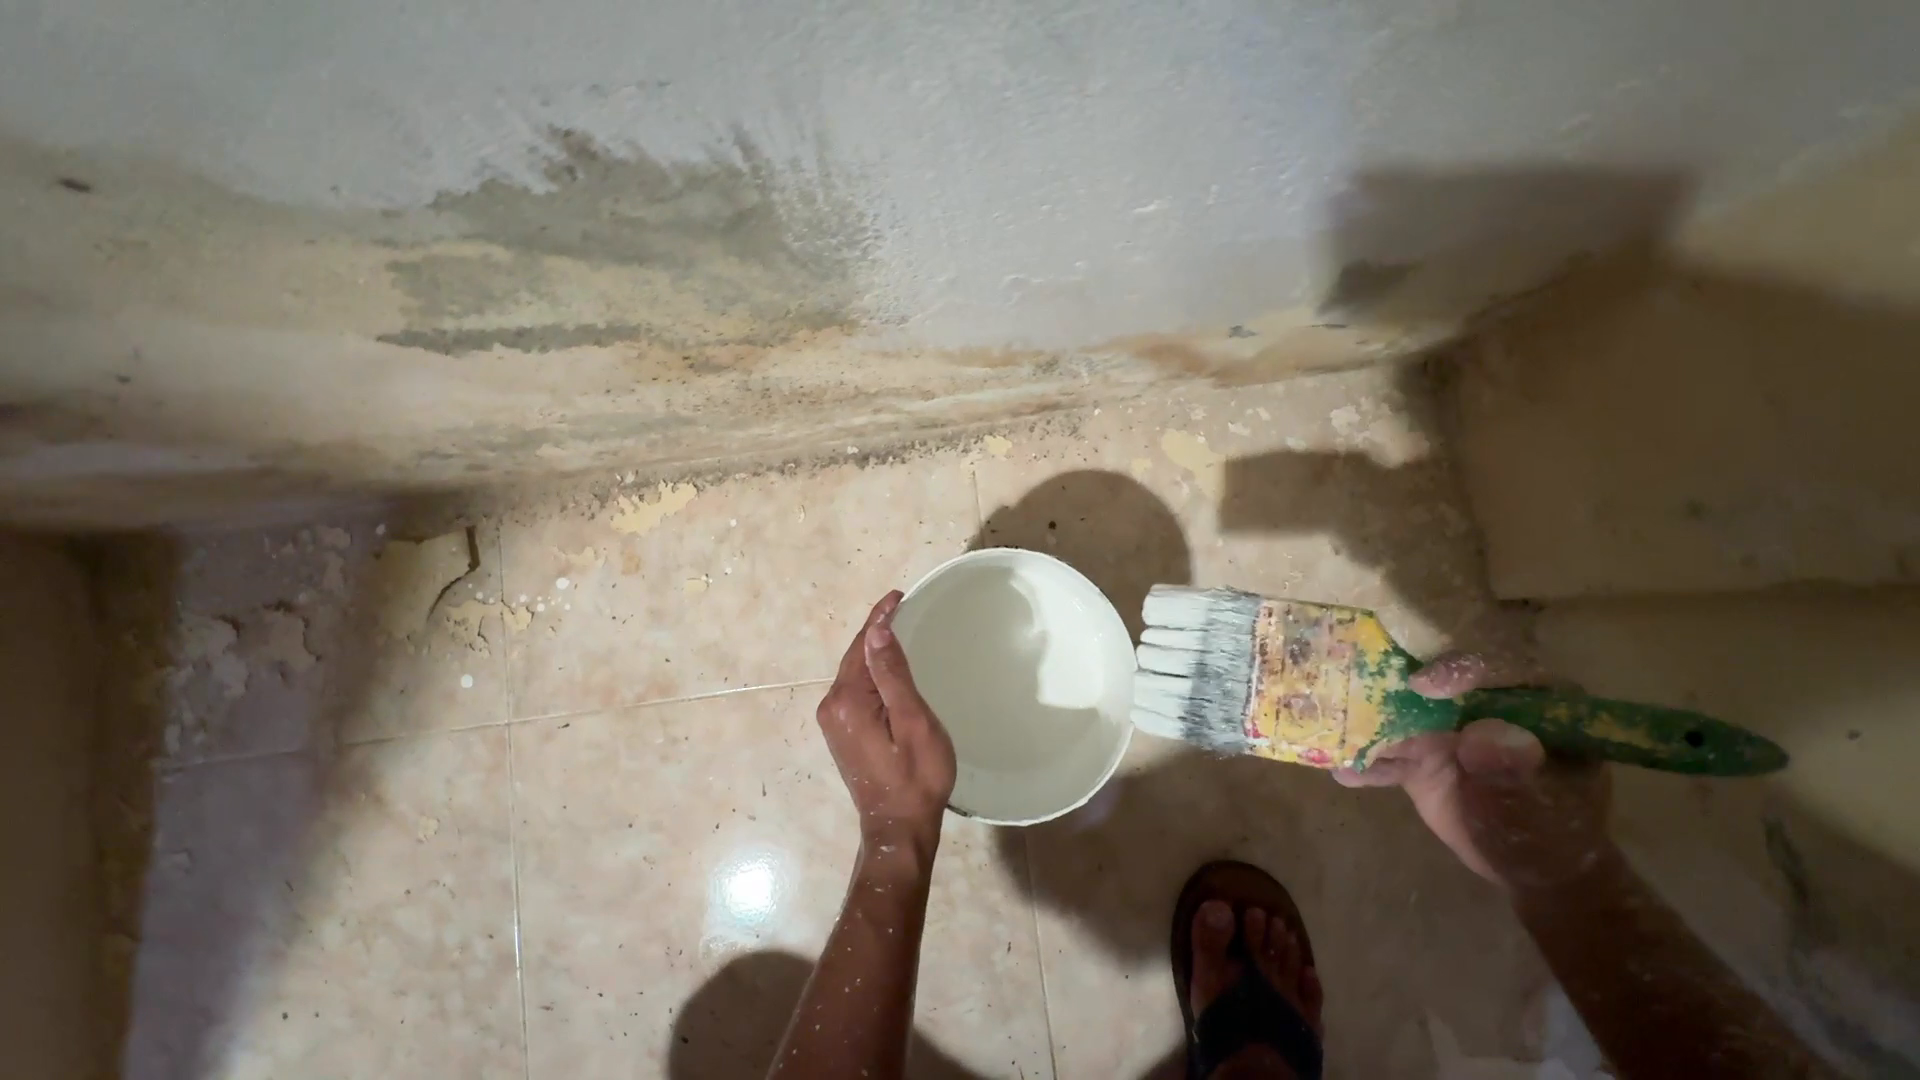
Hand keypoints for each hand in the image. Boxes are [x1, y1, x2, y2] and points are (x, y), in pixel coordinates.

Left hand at [815, 592, 957, 859]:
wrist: (899, 829)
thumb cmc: (916, 776)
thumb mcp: (912, 721)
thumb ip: (892, 675)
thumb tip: (876, 630)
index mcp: (848, 700)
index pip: (861, 645)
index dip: (879, 618)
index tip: (898, 595)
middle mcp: (832, 706)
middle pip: (854, 656)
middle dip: (875, 630)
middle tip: (903, 606)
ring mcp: (833, 722)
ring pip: (854, 673)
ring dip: (874, 651)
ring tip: (899, 629)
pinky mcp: (841, 733)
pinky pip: (855, 690)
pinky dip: (871, 673)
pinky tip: (888, 668)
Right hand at [1333, 653, 1612, 893]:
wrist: (1534, 870)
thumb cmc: (1555, 835)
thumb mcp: (1542, 808)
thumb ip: (1512, 773)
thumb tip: (1479, 736)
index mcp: (1530, 701)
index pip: (1497, 671)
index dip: (1461, 670)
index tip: (1424, 684)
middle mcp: (1482, 705)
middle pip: (1436, 680)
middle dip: (1393, 681)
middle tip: (1356, 683)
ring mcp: (1446, 730)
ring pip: (1402, 713)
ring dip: (1366, 719)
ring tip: (1334, 727)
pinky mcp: (1418, 756)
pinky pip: (1388, 755)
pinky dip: (1365, 762)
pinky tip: (1344, 772)